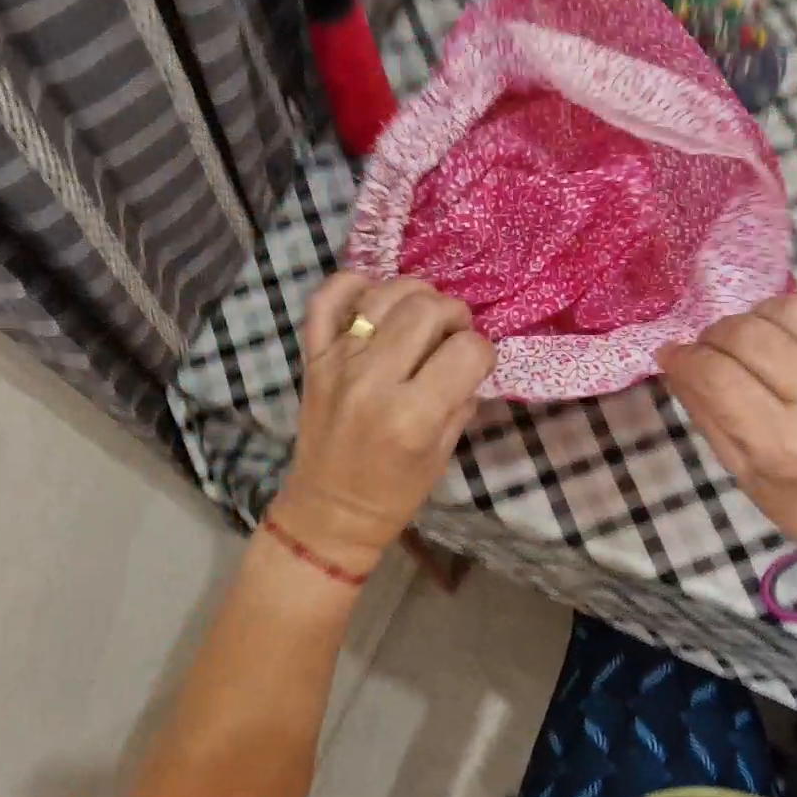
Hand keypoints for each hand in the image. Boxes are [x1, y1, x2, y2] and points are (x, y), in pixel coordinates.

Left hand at [270, 273, 495, 575]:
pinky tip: (375, 297)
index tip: (477, 364)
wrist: (330, 511)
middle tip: (454, 336)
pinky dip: (353, 285)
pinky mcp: (313, 358)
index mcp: (414, 416)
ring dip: (416, 295)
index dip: (483, 352)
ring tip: (423, 318)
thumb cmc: (394, 494)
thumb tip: (469, 357)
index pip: (467, 350)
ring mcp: (339, 364)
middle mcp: (375, 381)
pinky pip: (328, 298)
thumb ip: (459, 401)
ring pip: (385, 294)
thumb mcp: (442, 455)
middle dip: (455, 315)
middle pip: (428, 309)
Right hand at [657, 284, 796, 562]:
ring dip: (759, 315)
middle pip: (750, 335)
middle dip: (716, 337)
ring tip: (755, 339)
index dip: (685, 358)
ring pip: (791, 307)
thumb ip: (706, 413)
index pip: (718, 376)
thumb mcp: (740, 473)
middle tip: (711, 351)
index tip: (673, 356)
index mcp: (782, 445)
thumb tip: (674, 358)